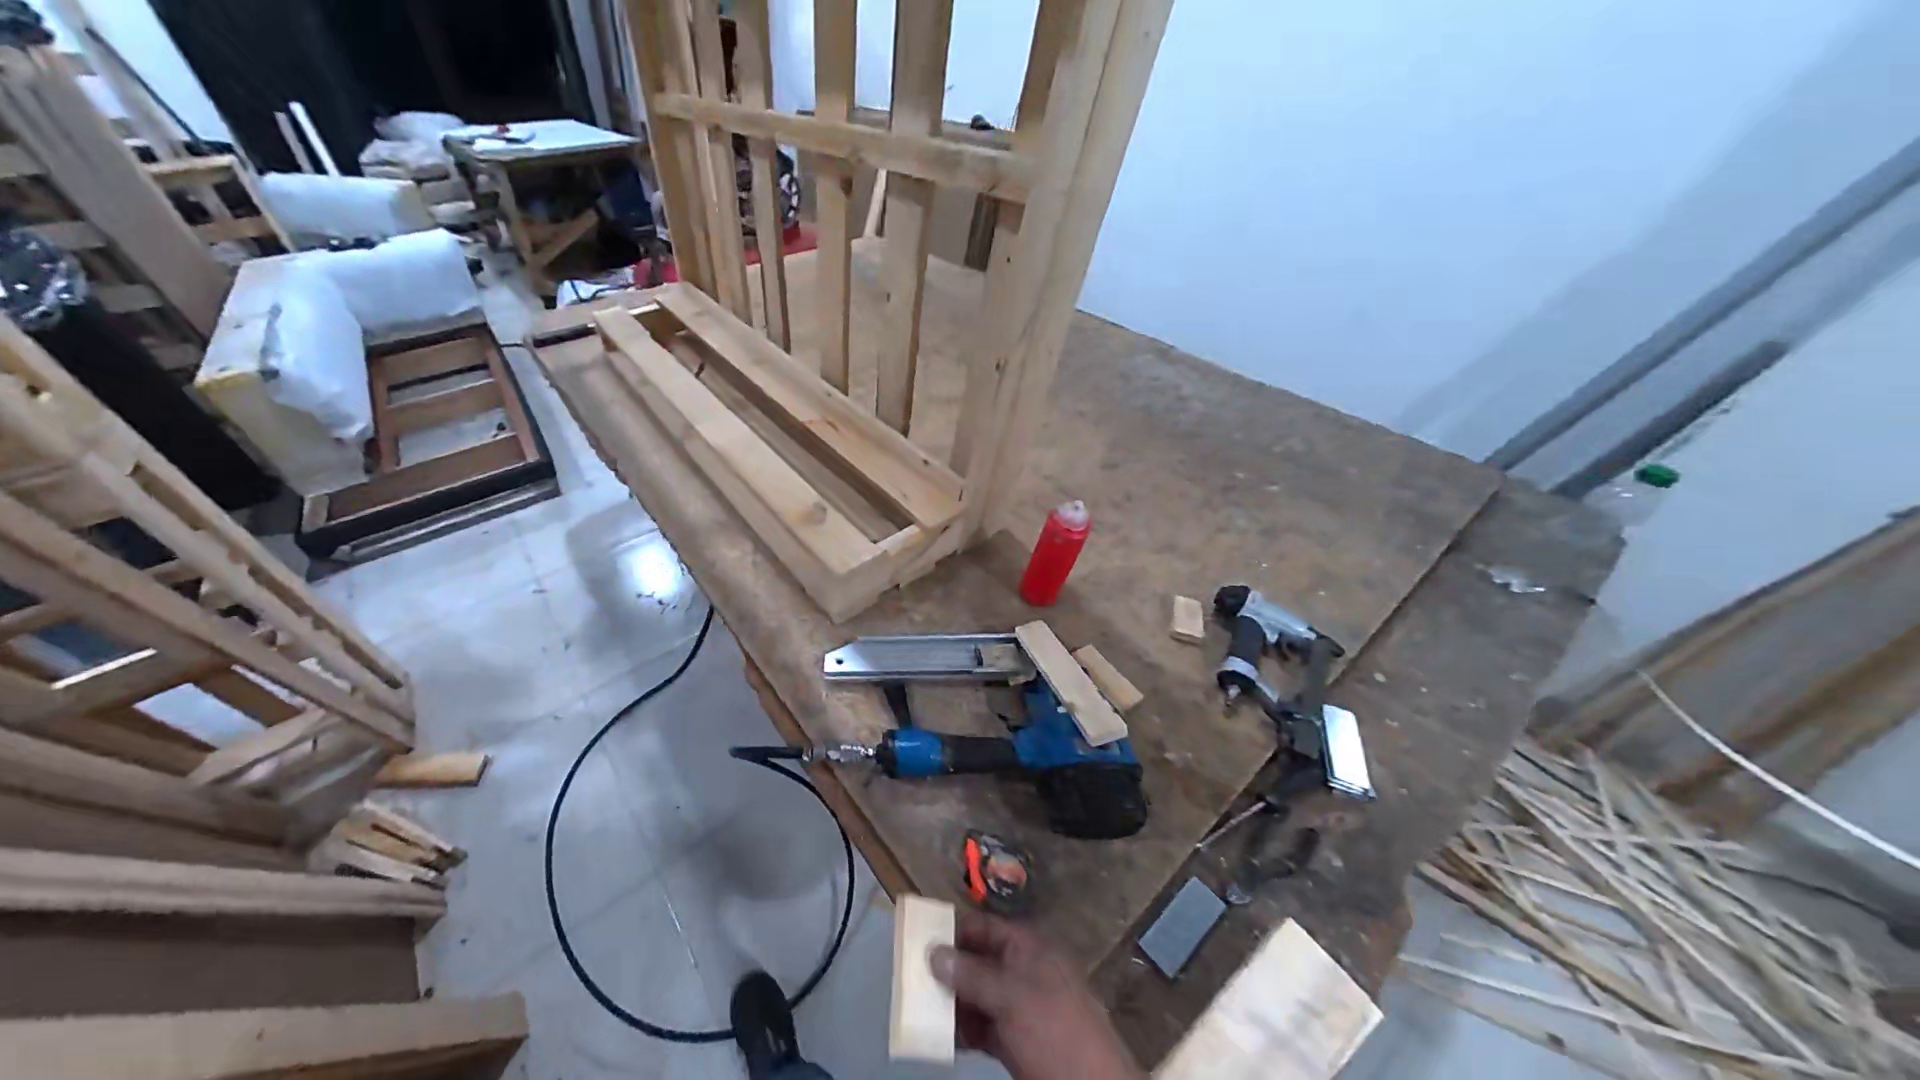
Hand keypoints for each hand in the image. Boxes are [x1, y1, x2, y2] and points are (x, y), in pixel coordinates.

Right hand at [930, 911, 1144, 1079]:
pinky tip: (940, 1038)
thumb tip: (934, 953)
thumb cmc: (1054, 1030)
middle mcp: (1022, 970)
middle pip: (977, 960)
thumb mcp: (1011, 997)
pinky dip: (963, 1030)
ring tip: (917, 1009)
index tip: (918, 940)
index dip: (953, 931)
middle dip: (947, 970)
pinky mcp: (1016, 1039)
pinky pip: (982, 1026)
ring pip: (976, 995)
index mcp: (1027, 947)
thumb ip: (972, 975)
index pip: (983, 927)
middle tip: (910, 978)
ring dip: (951, 1002)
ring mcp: (1020, 1006)